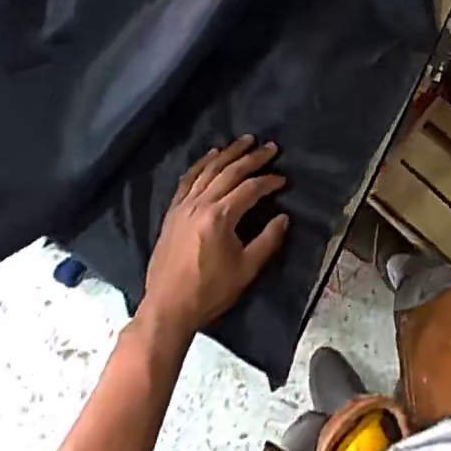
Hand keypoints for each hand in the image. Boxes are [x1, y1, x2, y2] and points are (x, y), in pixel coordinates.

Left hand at [138, 136, 288, 339]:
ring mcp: (183, 206)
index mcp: (220, 217)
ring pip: (208, 170)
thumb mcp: (246, 270)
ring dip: (228, 154)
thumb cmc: (210, 291)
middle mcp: (200, 204)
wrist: (167, 308)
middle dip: (253, 158)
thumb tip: (283, 218)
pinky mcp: (172, 213)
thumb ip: (268, 240)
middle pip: (230, 172)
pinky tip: (210, 156)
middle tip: (271, 147)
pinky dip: (200, 165)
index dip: (269, 181)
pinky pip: (187, 180)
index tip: (283, 180)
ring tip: (244, 141)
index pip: (250, 189)